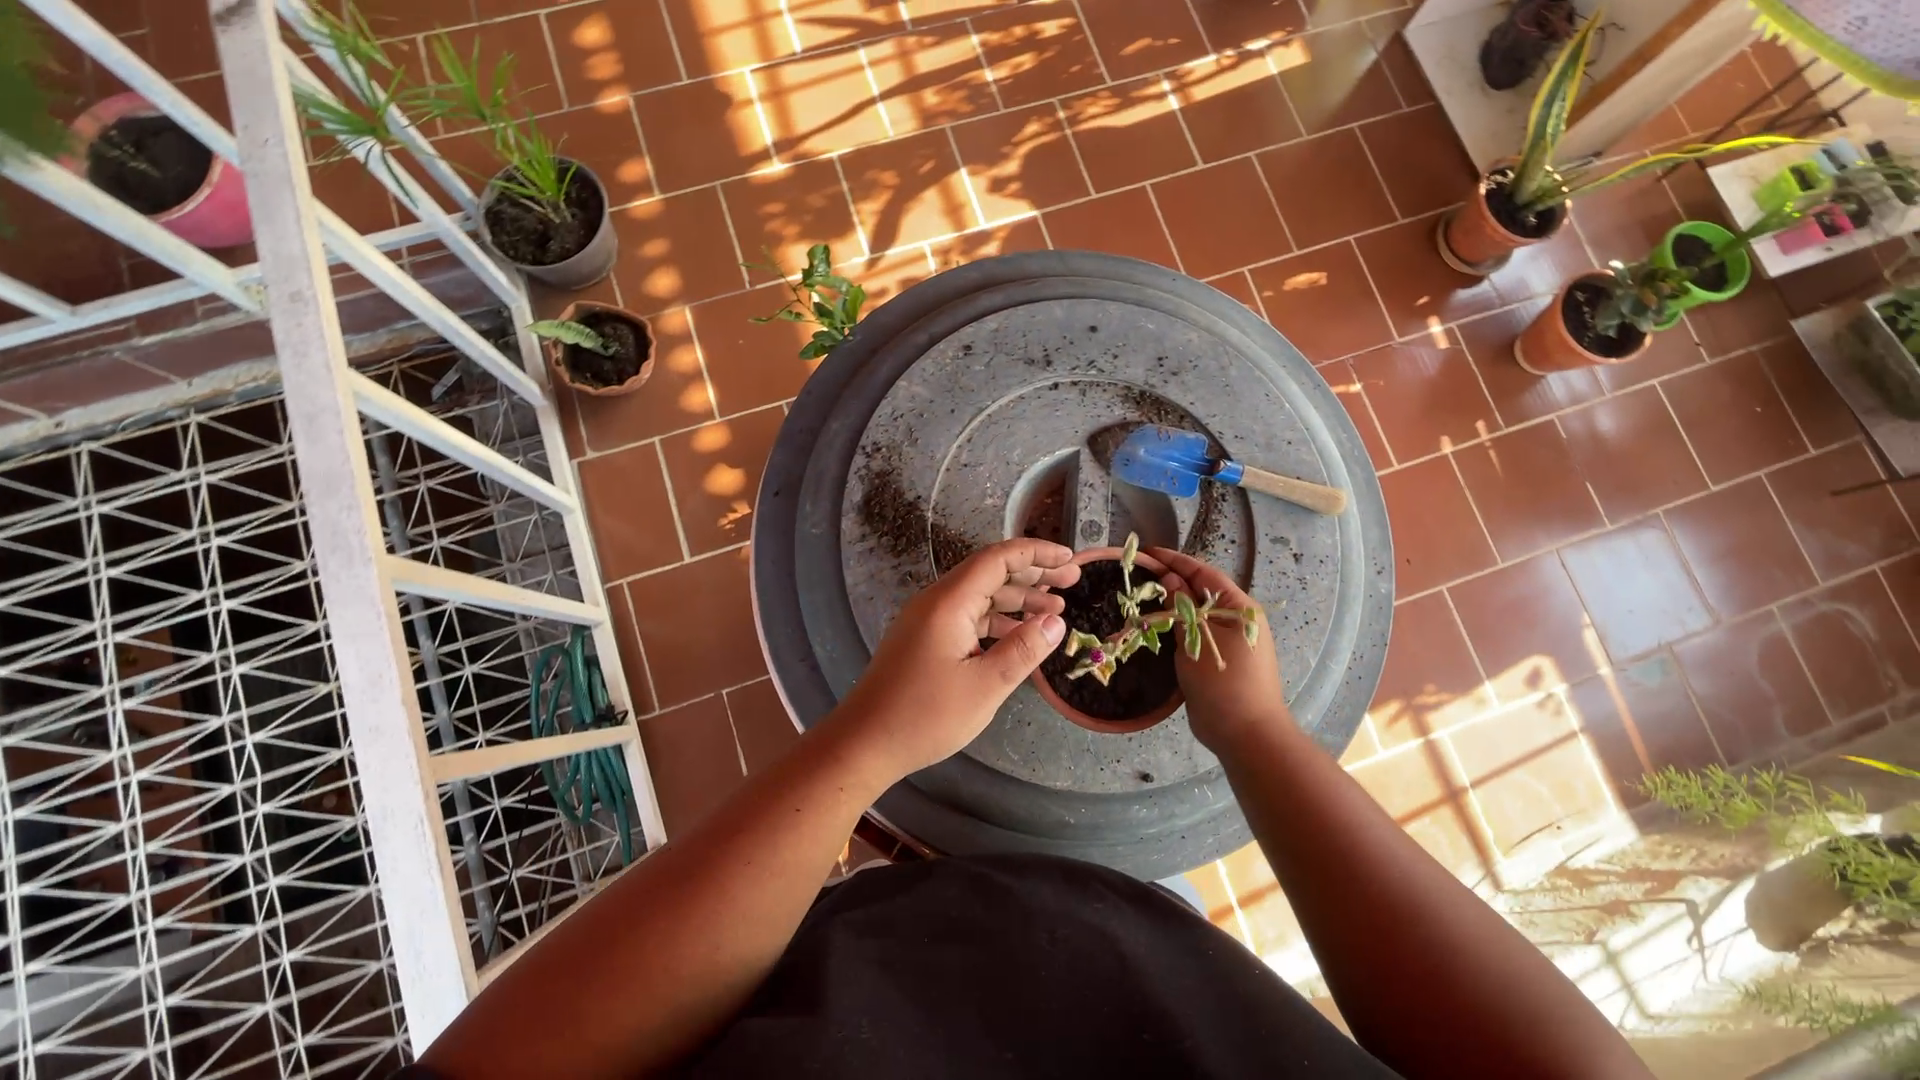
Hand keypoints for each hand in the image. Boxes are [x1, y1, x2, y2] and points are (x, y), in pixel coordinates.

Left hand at [831, 538, 1079, 778]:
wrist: (864, 742)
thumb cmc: (925, 716)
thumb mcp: (985, 686)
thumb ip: (1023, 650)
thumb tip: (1056, 621)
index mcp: (949, 603)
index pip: (997, 559)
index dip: (1036, 554)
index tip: (1070, 559)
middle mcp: (935, 603)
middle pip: (989, 573)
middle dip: (1032, 573)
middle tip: (1072, 580)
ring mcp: (926, 622)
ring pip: (979, 597)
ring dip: (1017, 599)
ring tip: (1056, 609)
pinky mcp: (923, 641)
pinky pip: (967, 618)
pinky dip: (997, 621)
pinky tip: (1019, 636)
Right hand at [1145, 548, 1289, 752]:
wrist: (1246, 734)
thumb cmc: (1224, 684)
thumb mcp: (1198, 640)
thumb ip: (1183, 608)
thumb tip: (1171, 580)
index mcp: (1239, 608)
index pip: (1203, 573)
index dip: (1175, 561)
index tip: (1147, 552)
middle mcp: (1237, 620)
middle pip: (1201, 592)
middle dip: (1171, 581)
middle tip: (1138, 575)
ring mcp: (1230, 642)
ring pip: (1197, 615)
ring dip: (1172, 606)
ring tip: (1142, 598)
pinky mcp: (1220, 662)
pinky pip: (1196, 635)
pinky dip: (1177, 628)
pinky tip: (1157, 628)